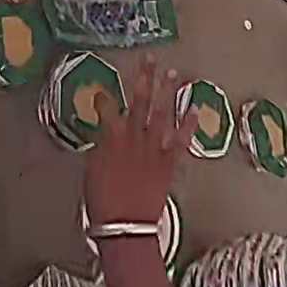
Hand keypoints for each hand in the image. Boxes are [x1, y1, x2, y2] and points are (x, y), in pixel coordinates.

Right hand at [85, 56, 190, 223]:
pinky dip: (188, 125)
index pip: (106, 108)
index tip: (102, 92)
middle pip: (139, 100)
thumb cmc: (102, 202)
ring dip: (168, 92)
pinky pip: (181, 140)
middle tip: (149, 58)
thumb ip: (100, 147)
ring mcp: (154, 148)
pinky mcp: (168, 162)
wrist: (125, 228)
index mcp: (111, 137)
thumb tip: (103, 136)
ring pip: (161, 113)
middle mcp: (134, 136)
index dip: (104, 98)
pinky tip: (195, 109)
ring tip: (173, 73)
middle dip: (144, 77)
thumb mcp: (92, 170)